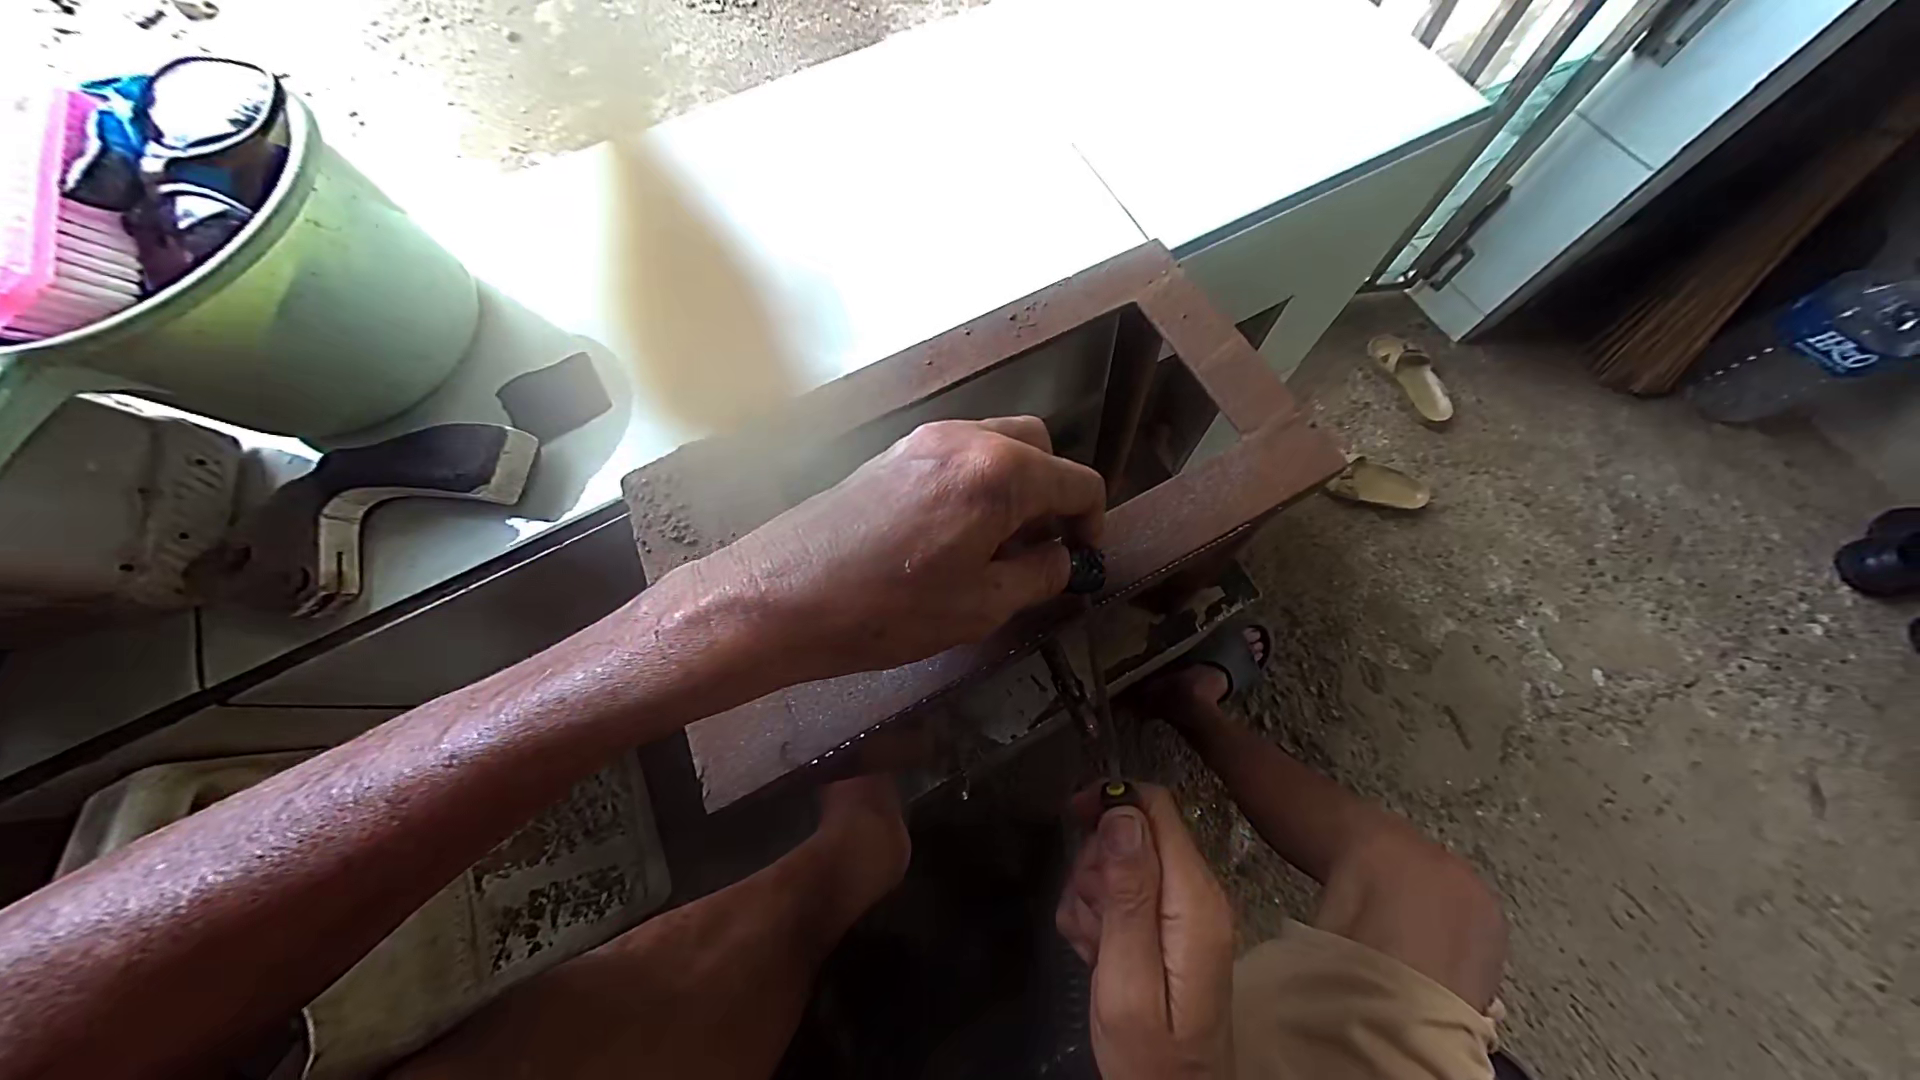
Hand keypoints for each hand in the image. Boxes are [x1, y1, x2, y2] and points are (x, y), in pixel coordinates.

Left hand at [689, 416, 1104, 684]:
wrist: (781, 594)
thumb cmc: (888, 609)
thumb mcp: (982, 605)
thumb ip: (1040, 575)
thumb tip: (1062, 557)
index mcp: (999, 472)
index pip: (1077, 482)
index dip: (1093, 522)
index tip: (1082, 556)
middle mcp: (966, 438)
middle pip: (1039, 448)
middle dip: (1053, 495)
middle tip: (1040, 547)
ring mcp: (924, 438)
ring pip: (997, 445)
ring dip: (1014, 486)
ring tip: (996, 543)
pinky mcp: (893, 452)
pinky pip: (957, 455)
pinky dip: (976, 482)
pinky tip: (955, 531)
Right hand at [1056, 785, 1235, 1079]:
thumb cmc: (1149, 1055)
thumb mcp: (1128, 979)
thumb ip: (1128, 894)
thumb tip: (1123, 815)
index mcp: (1195, 898)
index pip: (1158, 808)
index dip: (1112, 800)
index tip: (1074, 817)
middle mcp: (1195, 891)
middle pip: (1133, 830)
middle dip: (1097, 859)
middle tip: (1090, 913)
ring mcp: (1181, 906)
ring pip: (1118, 857)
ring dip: (1092, 889)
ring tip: (1094, 940)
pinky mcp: (1164, 920)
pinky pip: (1118, 886)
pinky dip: (1096, 909)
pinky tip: (1096, 947)